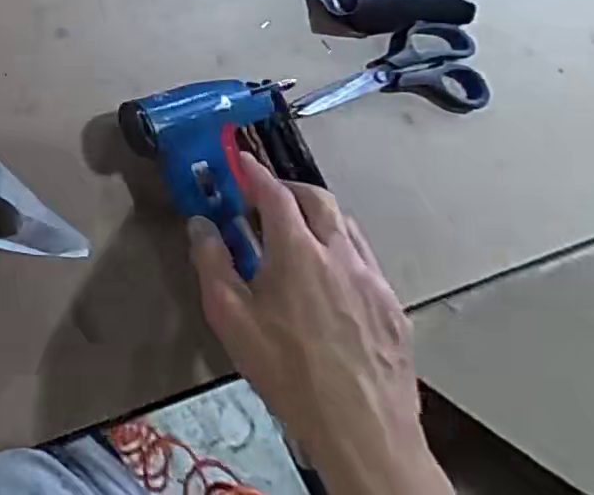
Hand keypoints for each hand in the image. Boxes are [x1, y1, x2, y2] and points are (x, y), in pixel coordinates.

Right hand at [188, 154, 451, 494]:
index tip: (242, 161)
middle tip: (267, 196)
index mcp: (298, 251)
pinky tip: (330, 277)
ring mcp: (372, 279)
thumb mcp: (232, 319)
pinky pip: (365, 259)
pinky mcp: (392, 306)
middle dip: (290, 188)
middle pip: (318, 198)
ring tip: (298, 232)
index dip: (255, 173)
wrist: (364, 432)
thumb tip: (201, 225)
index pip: (275, 193)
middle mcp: (340, 254)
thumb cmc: (288, 373)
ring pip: (347, 226)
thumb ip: (212, 263)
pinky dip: (342, 248)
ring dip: (319, 215)